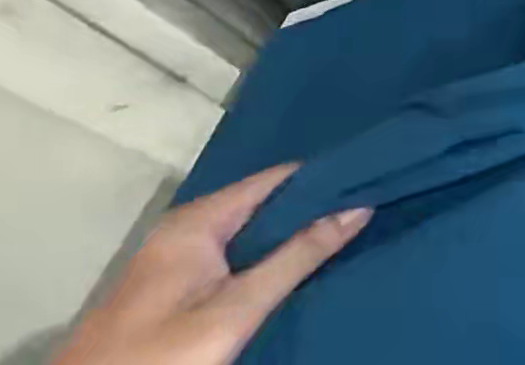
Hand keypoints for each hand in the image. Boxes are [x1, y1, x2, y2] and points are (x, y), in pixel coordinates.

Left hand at [53, 164, 370, 364]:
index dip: (321, 178)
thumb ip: (298, 256)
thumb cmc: (158, 360)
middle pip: (261, 203)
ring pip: (247, 232)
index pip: (275, 178)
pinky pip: (232, 256)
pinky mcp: (169, 292)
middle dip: (309, 207)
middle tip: (361, 207)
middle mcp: (184, 229)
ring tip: (340, 231)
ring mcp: (173, 261)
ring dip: (288, 234)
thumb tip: (359, 207)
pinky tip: (293, 267)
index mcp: (196, 221)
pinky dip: (265, 256)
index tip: (366, 179)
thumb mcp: (236, 310)